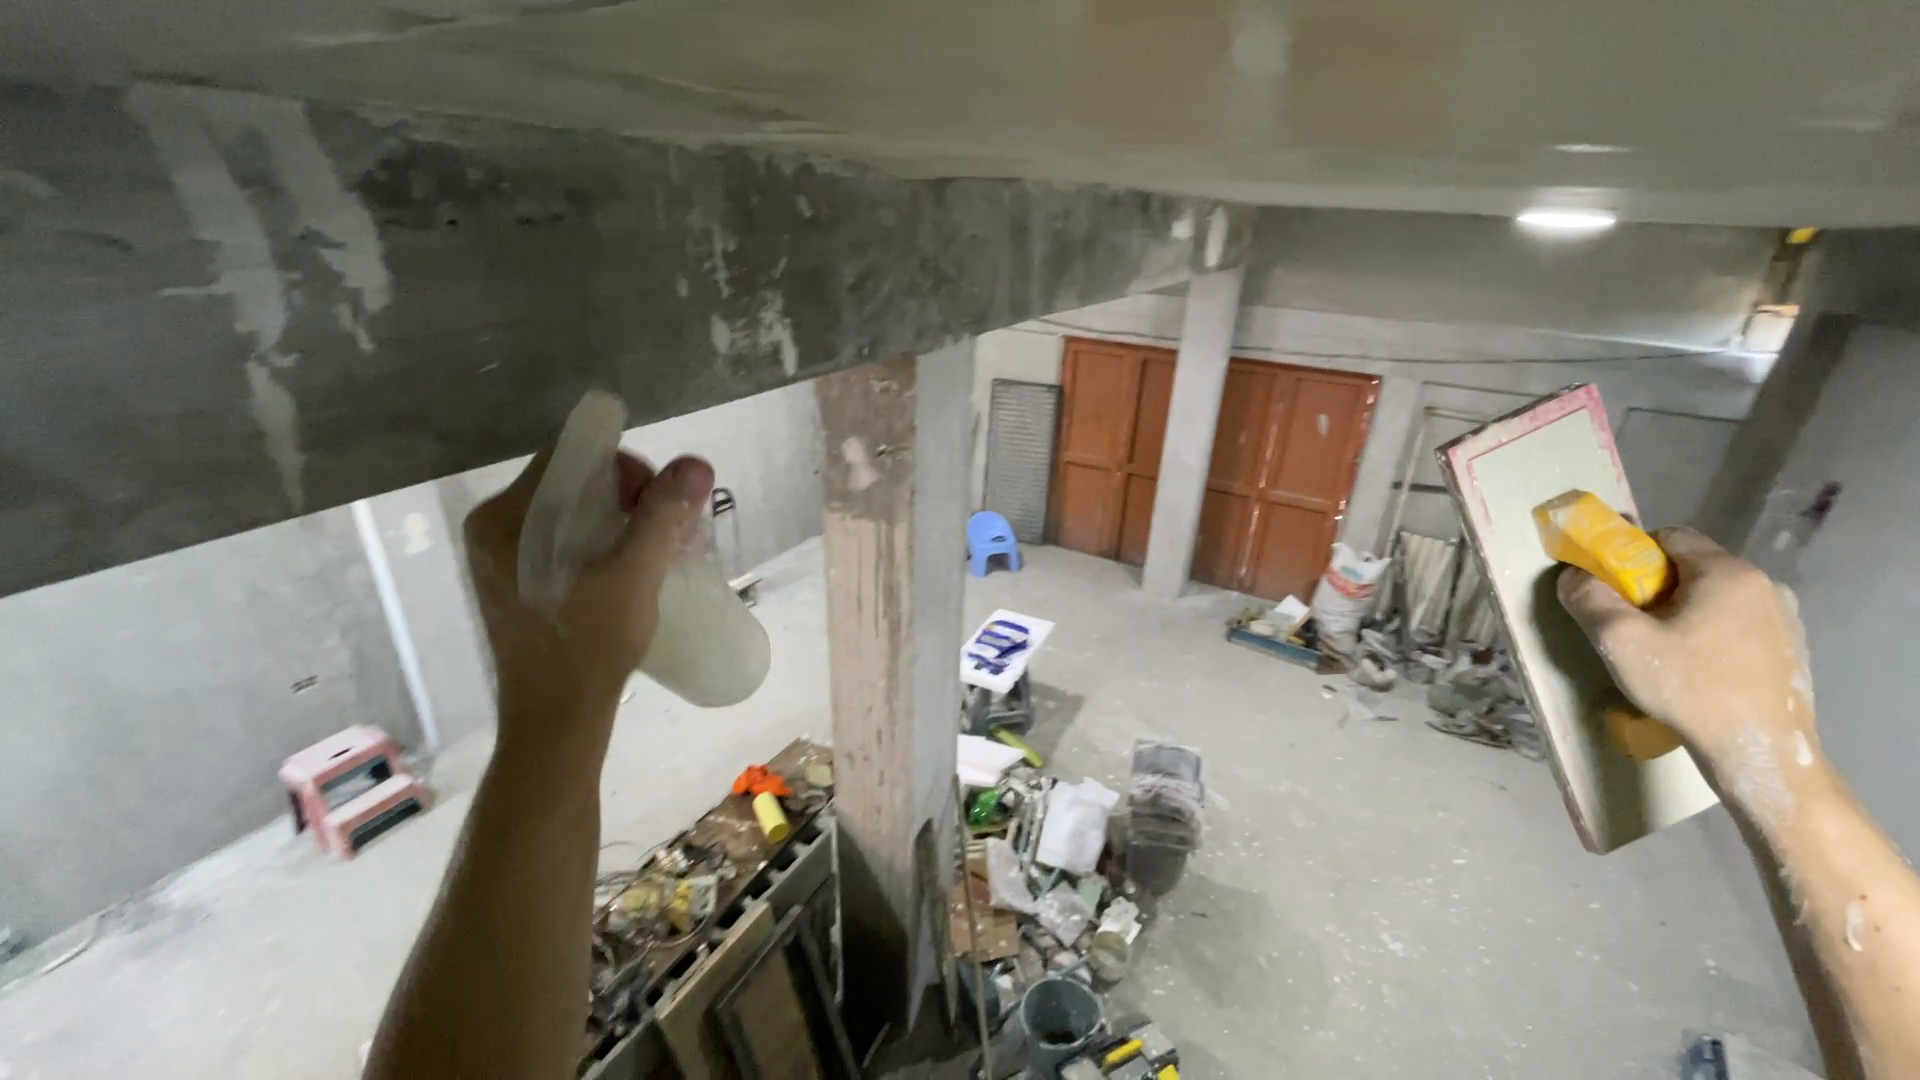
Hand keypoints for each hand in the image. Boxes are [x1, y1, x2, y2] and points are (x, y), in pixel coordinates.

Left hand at [462, 450, 714, 745]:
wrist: (556, 718)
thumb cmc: (590, 646)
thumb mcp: (634, 575)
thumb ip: (662, 516)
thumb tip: (696, 464)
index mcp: (506, 516)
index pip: (574, 455)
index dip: (627, 469)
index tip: (660, 505)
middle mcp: (493, 526)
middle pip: (573, 480)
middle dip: (628, 496)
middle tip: (666, 530)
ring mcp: (500, 554)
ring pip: (572, 509)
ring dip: (619, 519)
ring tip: (655, 550)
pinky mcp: (515, 578)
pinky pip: (562, 536)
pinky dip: (600, 540)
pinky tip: (629, 567)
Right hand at [1557, 527, 1817, 782]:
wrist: (1760, 752)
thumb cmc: (1690, 687)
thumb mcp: (1619, 640)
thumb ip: (1588, 598)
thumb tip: (1574, 576)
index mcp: (1728, 573)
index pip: (1669, 536)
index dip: (1631, 555)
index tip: (1611, 588)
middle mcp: (1765, 585)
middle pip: (1692, 567)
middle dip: (1654, 586)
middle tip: (1630, 623)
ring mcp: (1786, 618)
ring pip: (1715, 597)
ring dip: (1682, 611)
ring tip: (1663, 650)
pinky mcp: (1792, 648)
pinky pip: (1737, 623)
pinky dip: (1710, 633)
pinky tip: (1697, 668)